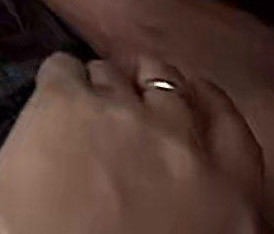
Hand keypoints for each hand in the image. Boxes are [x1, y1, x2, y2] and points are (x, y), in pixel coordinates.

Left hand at [0, 53, 269, 233]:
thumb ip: (201, 205)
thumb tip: (184, 180)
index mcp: (227, 196)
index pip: (227, 125)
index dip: (200, 104)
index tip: (181, 103)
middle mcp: (179, 139)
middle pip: (166, 82)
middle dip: (144, 89)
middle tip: (123, 111)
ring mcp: (121, 111)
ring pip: (110, 73)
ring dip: (98, 91)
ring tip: (78, 123)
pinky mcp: (64, 98)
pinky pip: (61, 68)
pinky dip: (56, 84)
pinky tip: (46, 112)